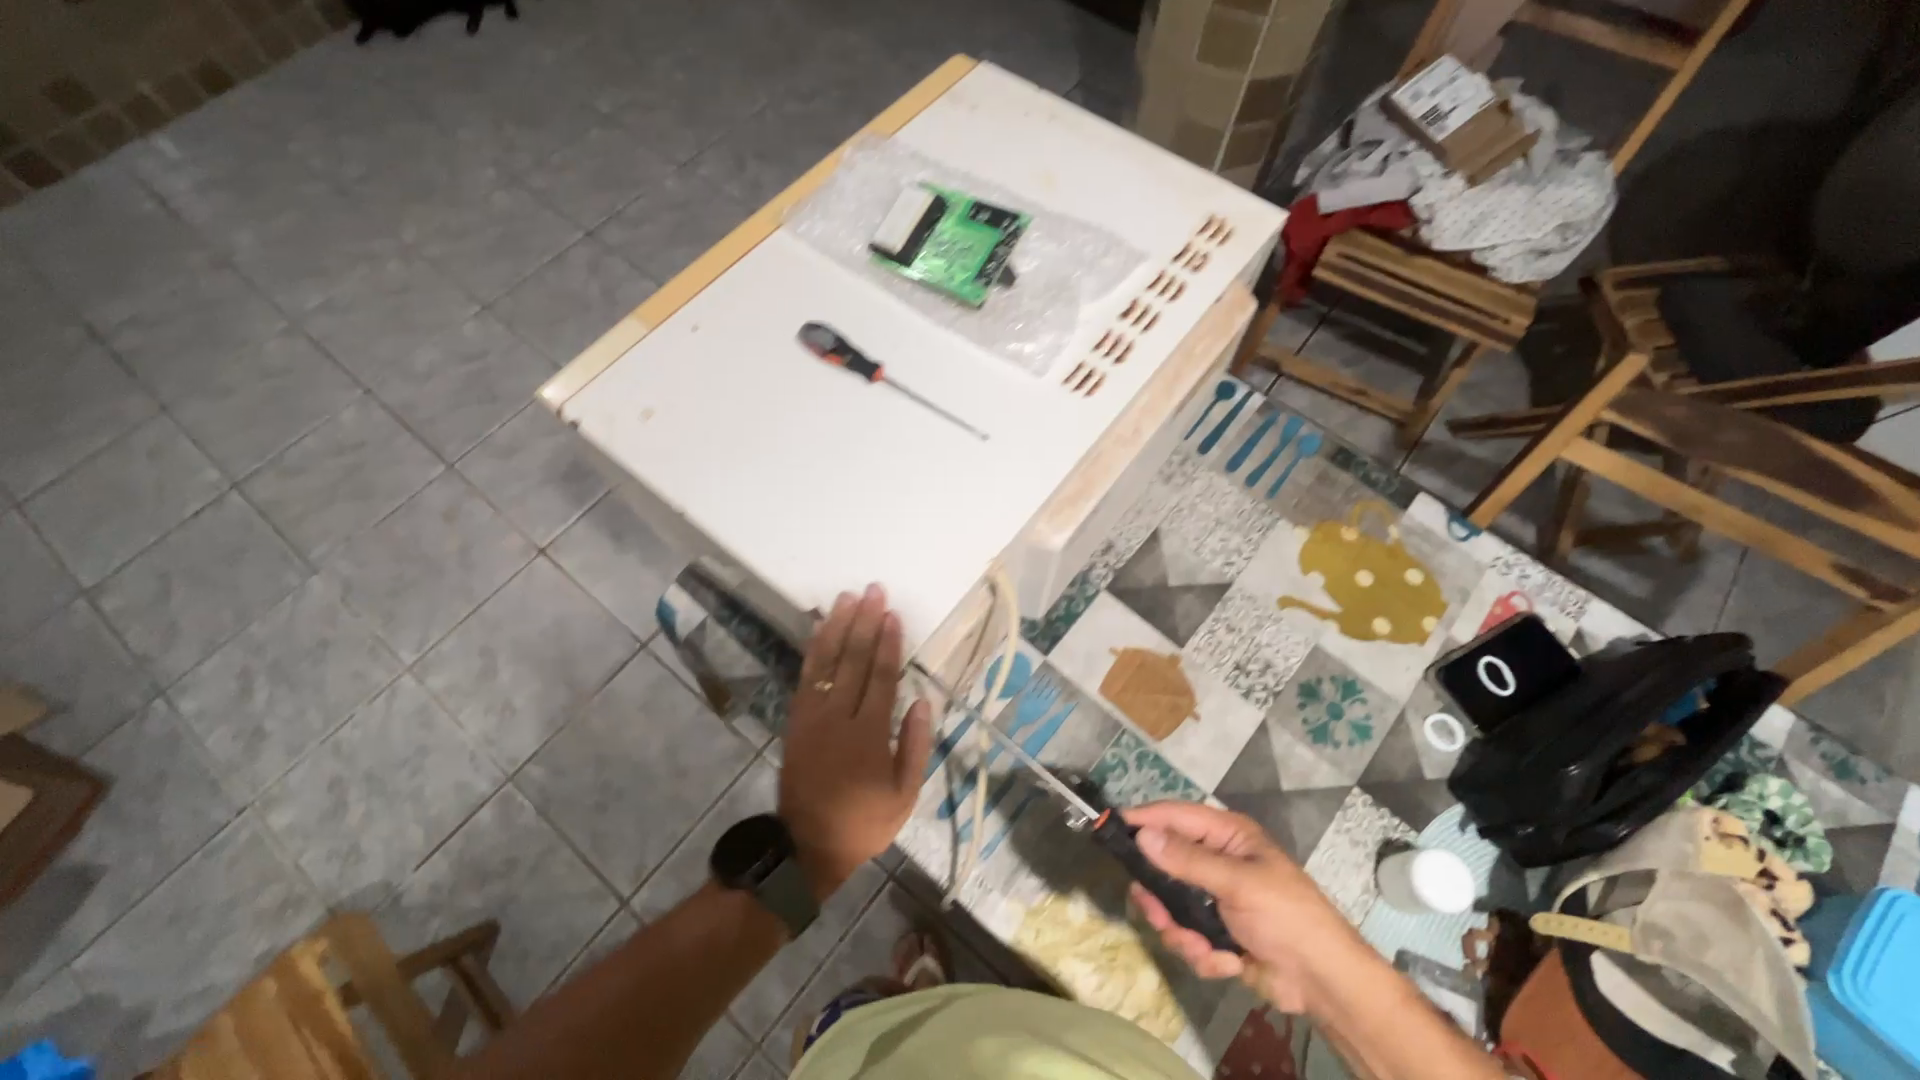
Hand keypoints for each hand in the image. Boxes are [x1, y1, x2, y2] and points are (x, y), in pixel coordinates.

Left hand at [780, 584, 932, 900]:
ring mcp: (813, 716)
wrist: (807, 845)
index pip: (881, 678)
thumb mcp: (904, 795)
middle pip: (853, 661)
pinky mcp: (796, 721)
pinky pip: (805, 677)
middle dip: (864, 623)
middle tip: (872, 590)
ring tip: (845, 598)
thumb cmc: (863, 822)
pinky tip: (819, 630)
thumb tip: (922, 701)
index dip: (888, 643)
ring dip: (836, 628)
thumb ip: (915, 746)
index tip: (892, 614)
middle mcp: (839, 717)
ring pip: (825, 662)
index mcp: (869, 734)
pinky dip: (812, 651)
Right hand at [1124, 801, 1366, 1014]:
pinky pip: (1187, 937)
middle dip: (1161, 896)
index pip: (1176, 816)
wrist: (1321, 980)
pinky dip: (1202, 954)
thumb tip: (1142, 834)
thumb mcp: (1237, 883)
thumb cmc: (1286, 916)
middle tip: (1153, 909)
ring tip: (1200, 947)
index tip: (1111, 826)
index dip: (1145, 819)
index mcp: (1228, 836)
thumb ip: (1187, 860)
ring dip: (1182, 932)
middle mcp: (1218, 862)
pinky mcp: (1216, 934)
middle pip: (1165, 866)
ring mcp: (1215, 899)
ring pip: (1171, 908)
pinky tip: (1227, 962)